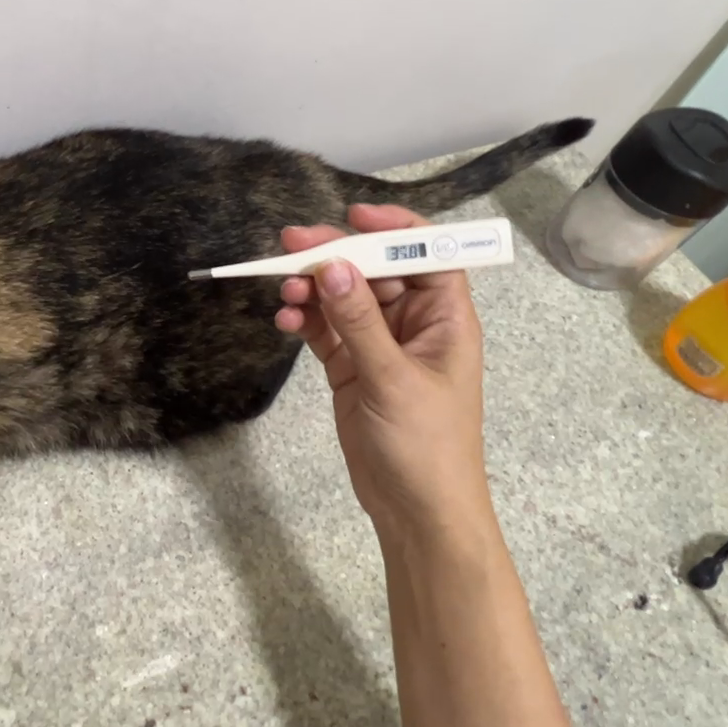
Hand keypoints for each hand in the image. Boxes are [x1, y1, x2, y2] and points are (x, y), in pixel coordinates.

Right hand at [275, 204, 487, 548]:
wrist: (415, 510)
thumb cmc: (425, 444)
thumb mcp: (394, 380)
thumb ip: (361, 324)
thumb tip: (336, 268)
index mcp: (444, 318)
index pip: (426, 254)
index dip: (394, 228)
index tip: (353, 215)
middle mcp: (412, 323)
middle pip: (373, 271)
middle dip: (336, 256)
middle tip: (290, 244)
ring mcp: (378, 345)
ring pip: (343, 299)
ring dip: (313, 289)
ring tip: (283, 290)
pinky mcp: (351, 368)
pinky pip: (325, 330)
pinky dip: (305, 320)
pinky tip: (285, 319)